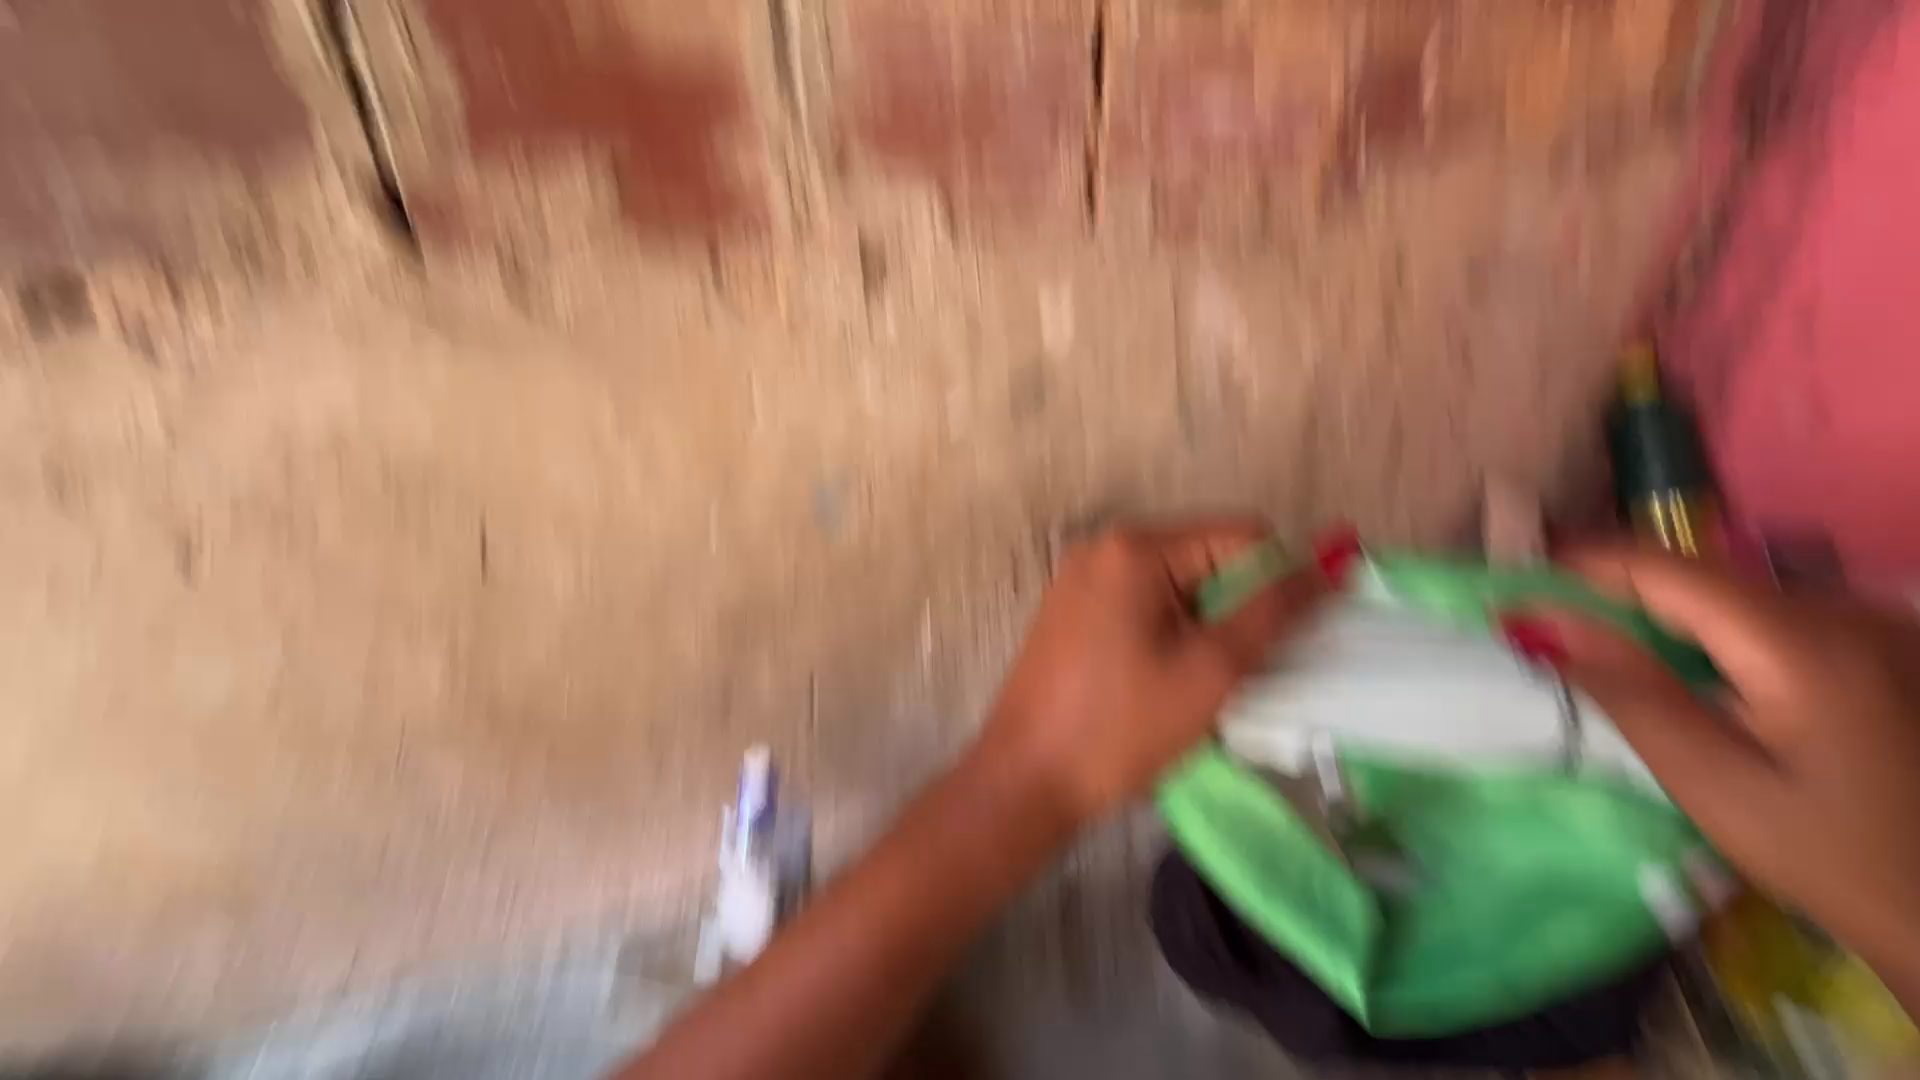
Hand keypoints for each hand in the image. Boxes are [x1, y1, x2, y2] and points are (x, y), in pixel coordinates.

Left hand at [970, 520, 1345, 831]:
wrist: (1024, 782)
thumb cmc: (1119, 727)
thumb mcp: (1211, 670)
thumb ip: (1276, 610)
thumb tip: (1336, 556)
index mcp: (1135, 547)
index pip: (1243, 535)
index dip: (1280, 582)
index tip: (1281, 644)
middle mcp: (1102, 548)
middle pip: (1207, 558)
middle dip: (1237, 609)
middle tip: (1235, 674)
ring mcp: (1079, 581)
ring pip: (1177, 587)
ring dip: (1206, 628)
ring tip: (1197, 686)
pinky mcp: (1069, 614)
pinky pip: (1141, 606)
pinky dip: (1169, 635)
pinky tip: (1161, 685)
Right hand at [1509, 549, 1919, 994]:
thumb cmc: (1832, 855)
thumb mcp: (1711, 782)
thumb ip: (1625, 691)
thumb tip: (1539, 622)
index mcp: (1803, 643)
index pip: (1661, 569)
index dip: (1576, 565)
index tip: (1508, 581)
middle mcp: (1849, 611)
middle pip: (1696, 574)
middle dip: (1608, 587)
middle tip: (1537, 617)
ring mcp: (1877, 625)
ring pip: (1728, 590)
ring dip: (1652, 606)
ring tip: (1590, 637)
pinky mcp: (1885, 647)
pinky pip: (1766, 612)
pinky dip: (1701, 625)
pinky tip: (1678, 662)